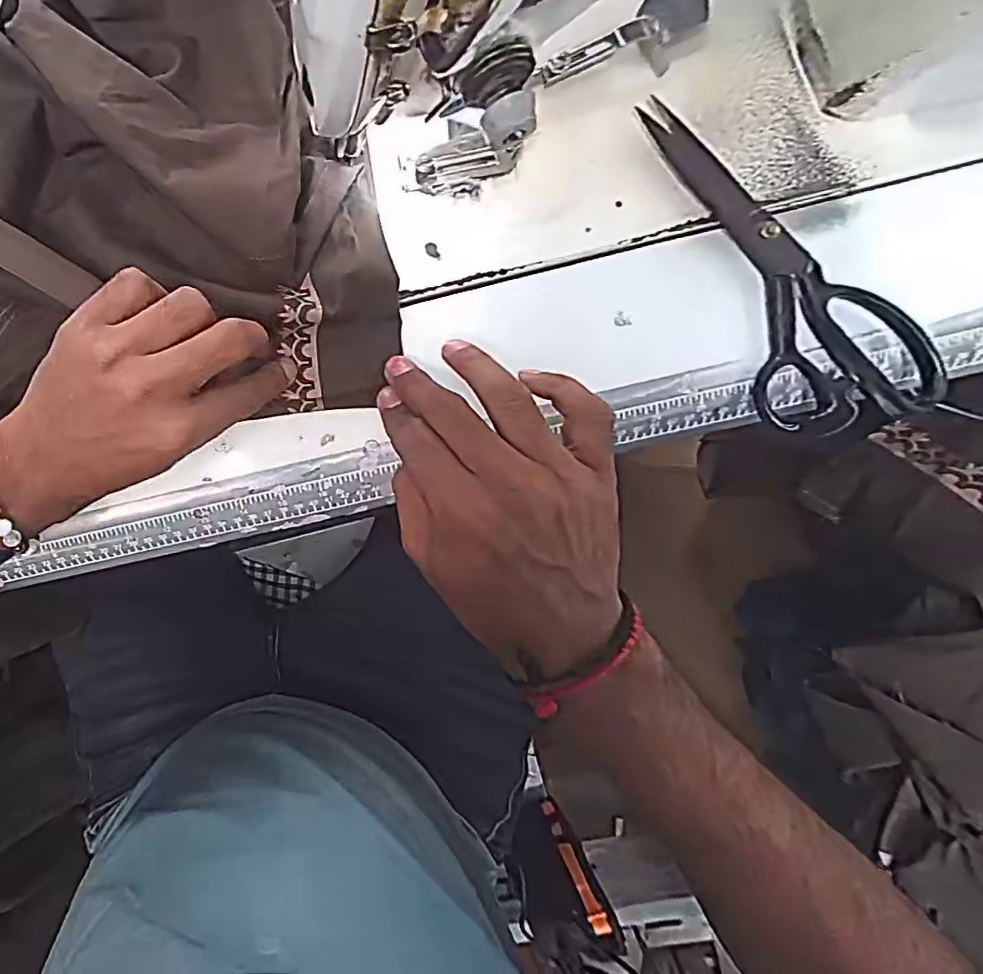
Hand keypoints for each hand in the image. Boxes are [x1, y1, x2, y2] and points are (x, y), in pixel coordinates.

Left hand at [0, 268, 291, 537]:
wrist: (38, 460)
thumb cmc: (102, 463)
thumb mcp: (167, 455)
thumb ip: (210, 416)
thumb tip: (246, 380)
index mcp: (174, 430)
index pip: (245, 392)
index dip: (273, 376)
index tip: (279, 367)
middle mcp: (148, 388)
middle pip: (228, 337)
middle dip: (251, 336)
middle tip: (247, 340)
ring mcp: (114, 352)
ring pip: (189, 303)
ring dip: (203, 315)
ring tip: (192, 329)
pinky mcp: (84, 328)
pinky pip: (135, 284)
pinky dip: (150, 293)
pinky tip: (149, 313)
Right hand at [377, 341, 621, 678]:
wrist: (566, 632)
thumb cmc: (496, 604)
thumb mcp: (431, 564)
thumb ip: (414, 506)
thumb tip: (408, 460)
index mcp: (463, 512)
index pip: (419, 443)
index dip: (398, 416)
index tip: (388, 399)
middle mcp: (509, 485)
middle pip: (453, 416)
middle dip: (419, 387)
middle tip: (402, 368)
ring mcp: (557, 475)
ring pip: (512, 402)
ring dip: (477, 369)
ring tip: (455, 350)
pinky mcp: (593, 474)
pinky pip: (585, 415)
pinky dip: (561, 387)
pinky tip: (530, 378)